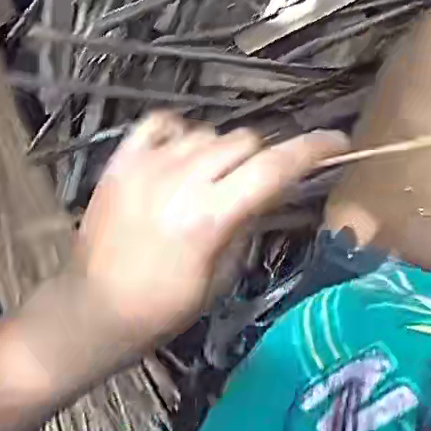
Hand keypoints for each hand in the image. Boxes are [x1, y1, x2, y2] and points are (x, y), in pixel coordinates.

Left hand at [49, 112, 347, 364]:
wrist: (91, 308)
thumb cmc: (162, 307)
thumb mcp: (220, 278)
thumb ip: (248, 223)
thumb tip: (270, 187)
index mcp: (209, 217)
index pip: (274, 168)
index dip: (313, 149)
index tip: (338, 140)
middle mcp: (181, 180)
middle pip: (245, 141)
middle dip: (260, 159)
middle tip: (251, 186)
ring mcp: (148, 163)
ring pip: (209, 132)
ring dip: (221, 152)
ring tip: (207, 181)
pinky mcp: (122, 158)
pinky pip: (164, 122)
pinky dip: (180, 133)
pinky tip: (179, 157)